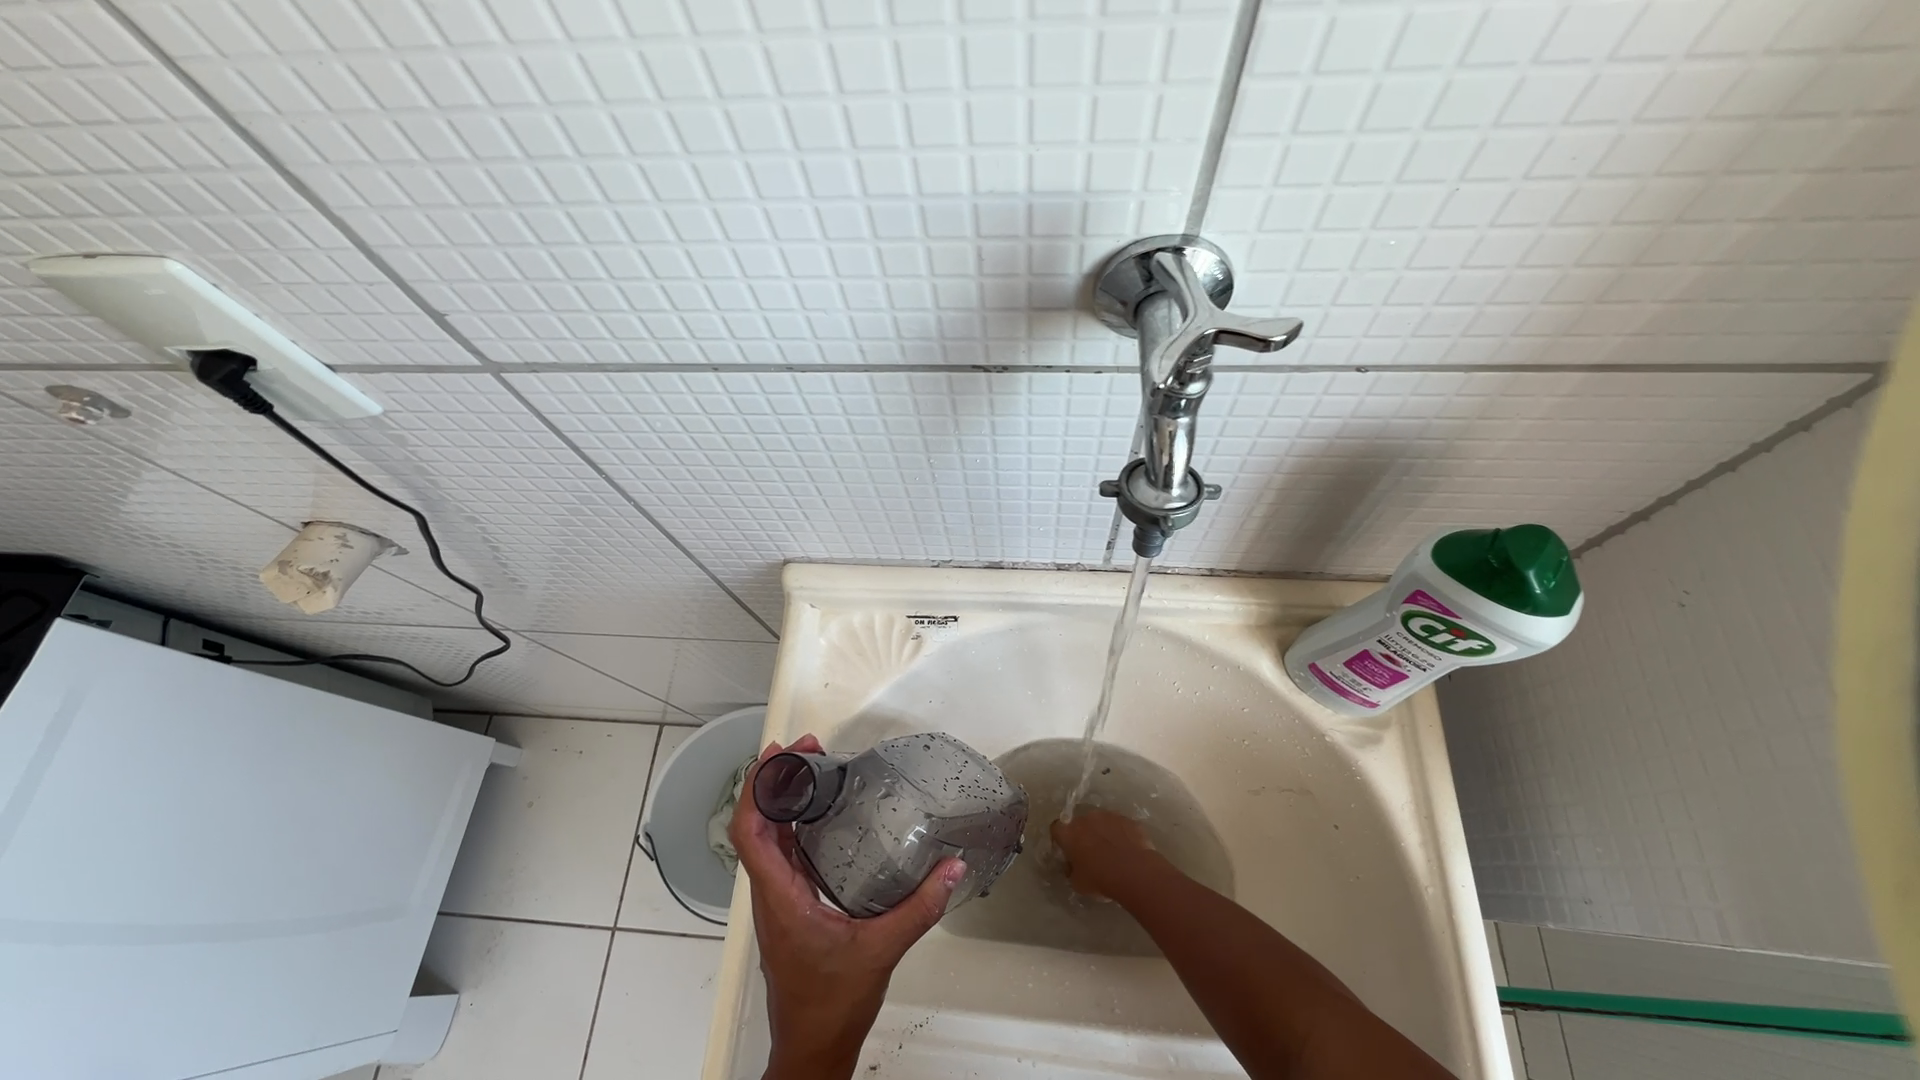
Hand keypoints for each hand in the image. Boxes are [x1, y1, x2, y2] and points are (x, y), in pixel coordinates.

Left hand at [730, 735, 965, 1079]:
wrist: (813, 1046)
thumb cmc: (832, 1005)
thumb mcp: (881, 951)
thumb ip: (919, 908)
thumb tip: (950, 869)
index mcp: (781, 898)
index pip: (751, 832)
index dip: (757, 788)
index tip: (779, 754)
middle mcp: (772, 894)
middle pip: (757, 825)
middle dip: (775, 781)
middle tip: (807, 749)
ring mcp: (779, 901)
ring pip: (768, 839)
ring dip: (782, 801)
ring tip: (814, 770)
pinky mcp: (790, 908)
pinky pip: (783, 855)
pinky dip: (795, 825)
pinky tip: (823, 816)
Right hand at [1049, 808, 1158, 899]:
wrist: (1134, 872)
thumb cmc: (1100, 878)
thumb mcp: (1077, 883)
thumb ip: (1072, 870)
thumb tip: (1073, 866)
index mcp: (1069, 833)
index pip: (1056, 829)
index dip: (1061, 839)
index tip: (1067, 851)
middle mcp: (1086, 818)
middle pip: (1080, 823)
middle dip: (1083, 835)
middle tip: (1091, 853)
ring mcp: (1109, 816)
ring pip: (1101, 822)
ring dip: (1103, 833)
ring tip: (1112, 852)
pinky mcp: (1127, 819)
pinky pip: (1120, 826)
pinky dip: (1121, 834)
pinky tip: (1128, 851)